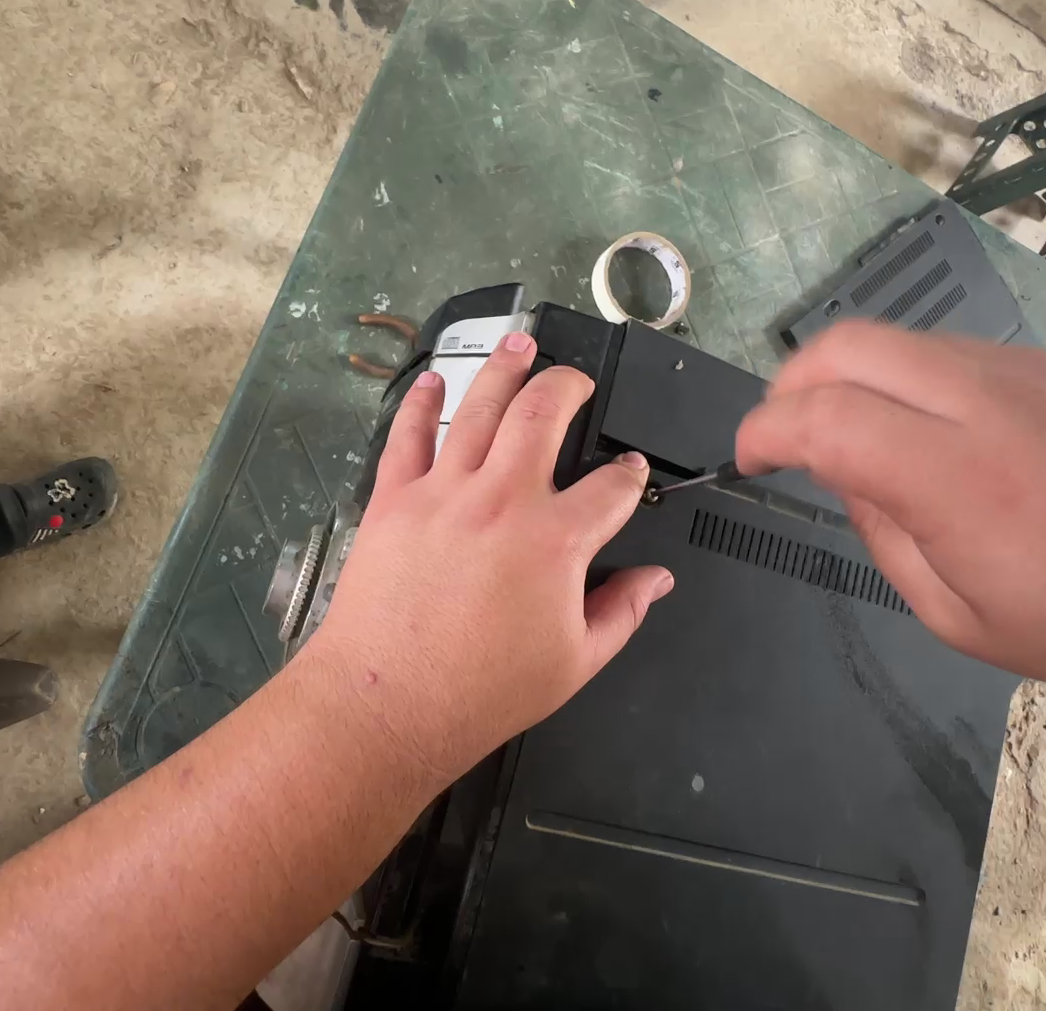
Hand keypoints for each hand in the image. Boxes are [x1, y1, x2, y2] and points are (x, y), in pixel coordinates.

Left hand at [301, 331, 672, 781]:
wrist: (389, 703)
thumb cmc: (484, 690)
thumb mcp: (576, 661)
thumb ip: (623, 611)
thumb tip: (657, 579)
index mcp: (556, 540)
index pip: (612, 488)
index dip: (630, 476)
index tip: (631, 472)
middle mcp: (504, 499)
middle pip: (546, 414)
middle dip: (570, 386)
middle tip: (578, 381)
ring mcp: (445, 492)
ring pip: (481, 407)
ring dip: (506, 368)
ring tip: (521, 342)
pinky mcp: (395, 498)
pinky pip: (409, 436)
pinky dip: (422, 404)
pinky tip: (433, 382)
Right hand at [735, 320, 1045, 743]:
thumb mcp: (959, 618)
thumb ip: (881, 533)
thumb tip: (841, 471)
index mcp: (966, 483)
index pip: (824, 417)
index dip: (763, 429)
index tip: (747, 457)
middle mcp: (996, 402)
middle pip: (847, 345)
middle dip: (789, 384)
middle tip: (784, 436)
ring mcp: (1038, 371)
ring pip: (897, 342)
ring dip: (849, 381)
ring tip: (859, 443)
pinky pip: (950, 353)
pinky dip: (906, 382)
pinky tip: (930, 437)